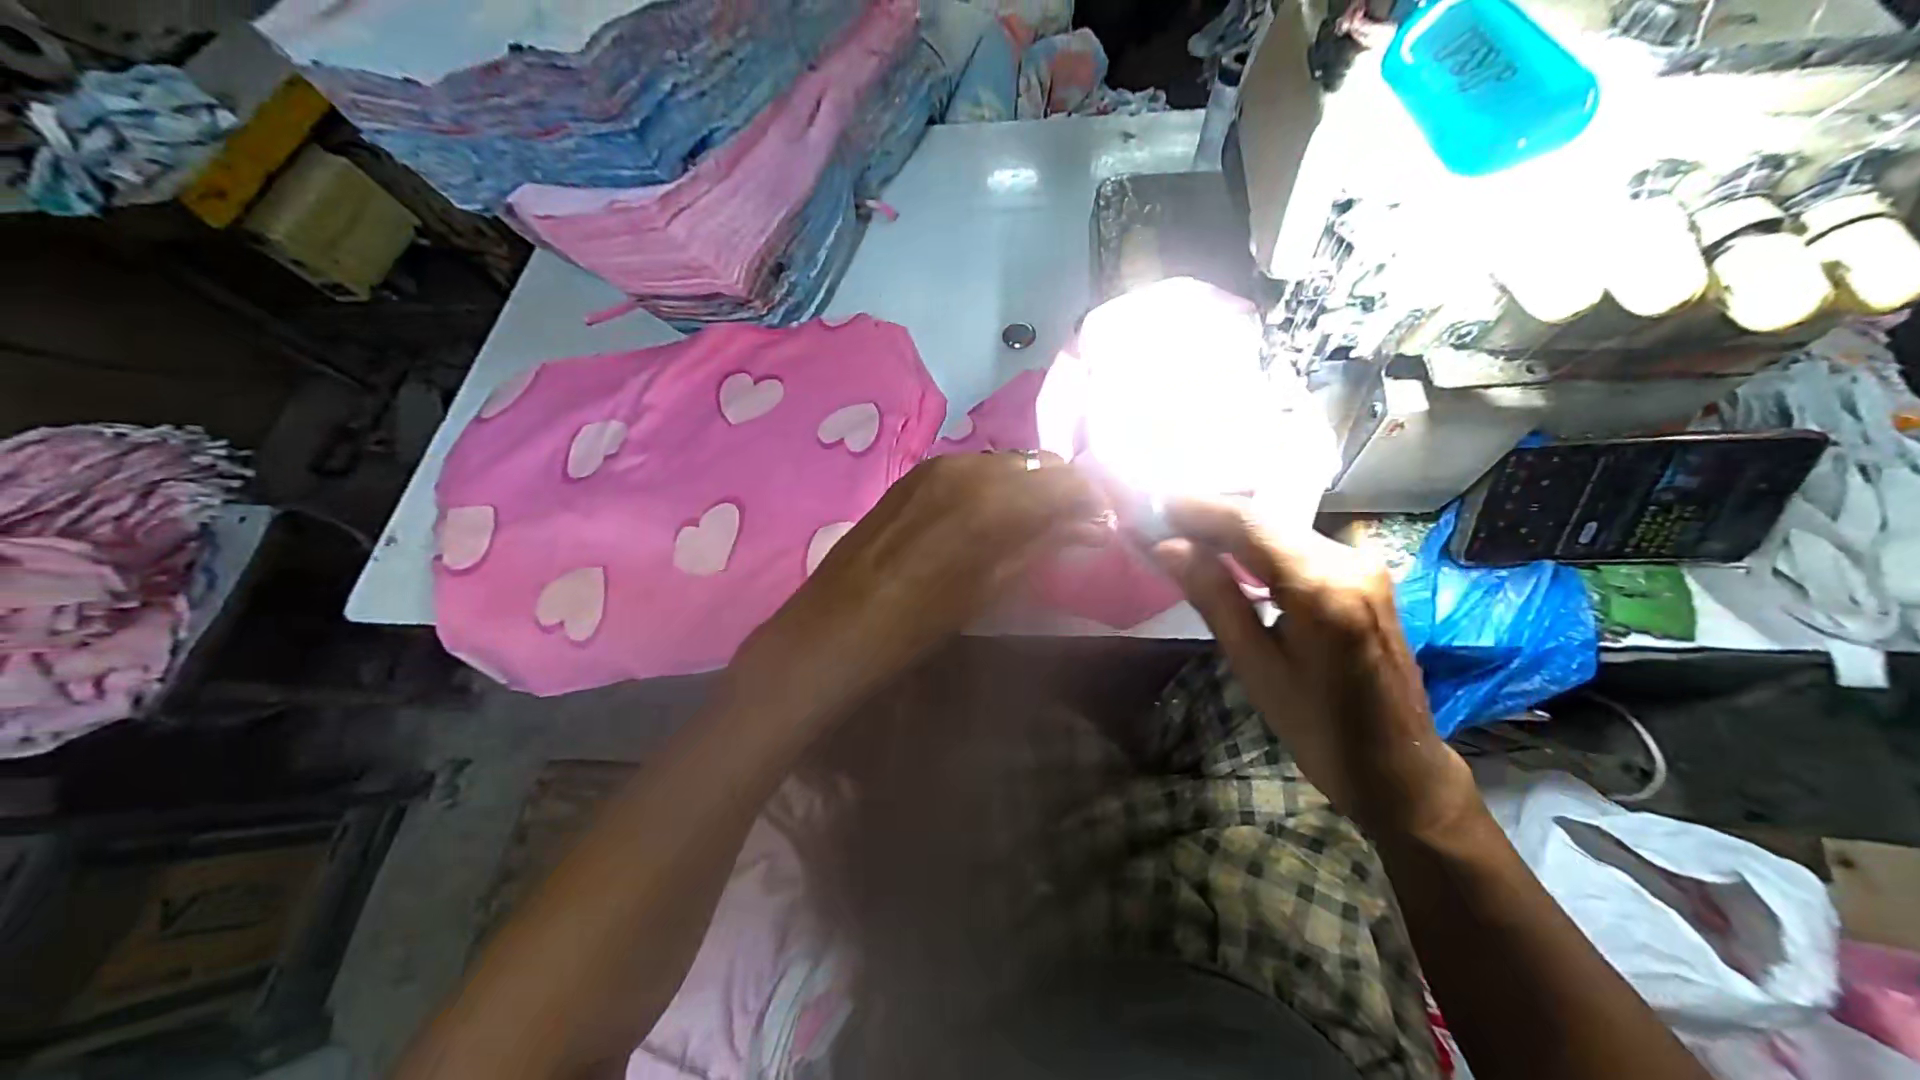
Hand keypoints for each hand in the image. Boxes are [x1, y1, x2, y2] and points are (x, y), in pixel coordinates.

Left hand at [734, 452, 1105, 716]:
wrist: (830, 631)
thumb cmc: (913, 627)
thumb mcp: (987, 591)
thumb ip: (1040, 548)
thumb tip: (1090, 527)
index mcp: (989, 499)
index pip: (1064, 481)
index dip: (1093, 500)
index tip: (1107, 524)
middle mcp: (964, 468)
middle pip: (1037, 465)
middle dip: (1065, 491)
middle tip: (1080, 526)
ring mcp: (934, 467)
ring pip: (1005, 464)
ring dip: (1032, 488)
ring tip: (1042, 524)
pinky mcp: (912, 477)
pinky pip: (973, 469)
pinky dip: (997, 487)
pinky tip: (998, 518)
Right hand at [1152, 497, 1478, 837]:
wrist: (1398, 767)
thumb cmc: (1319, 729)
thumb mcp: (1255, 666)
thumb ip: (1213, 596)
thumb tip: (1168, 547)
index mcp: (1322, 587)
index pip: (1249, 524)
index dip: (1197, 509)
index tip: (1153, 507)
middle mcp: (1349, 561)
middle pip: (1267, 520)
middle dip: (1211, 517)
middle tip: (1161, 524)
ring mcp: (1364, 566)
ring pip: (1283, 530)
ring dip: (1233, 530)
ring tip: (1184, 539)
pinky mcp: (1366, 577)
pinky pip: (1301, 547)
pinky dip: (1260, 547)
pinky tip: (1230, 558)